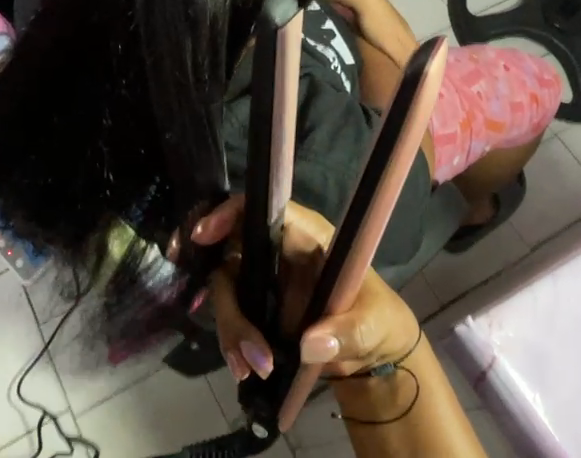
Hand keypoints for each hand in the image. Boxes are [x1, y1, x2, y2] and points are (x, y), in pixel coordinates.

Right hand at [190, 197, 421, 380]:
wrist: (371, 354)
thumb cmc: (377, 319)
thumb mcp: (372, 325)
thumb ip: (346, 332)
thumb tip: (311, 345)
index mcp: (306, 234)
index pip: (263, 209)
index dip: (229, 214)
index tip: (202, 235)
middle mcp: (277, 249)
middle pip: (232, 256)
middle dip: (230, 305)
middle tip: (244, 353)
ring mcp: (263, 278)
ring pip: (226, 290)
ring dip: (230, 330)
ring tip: (250, 371)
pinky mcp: (256, 307)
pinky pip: (230, 317)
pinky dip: (232, 344)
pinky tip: (245, 372)